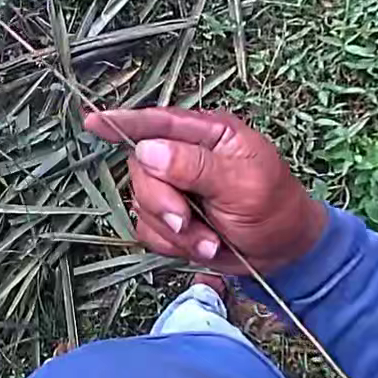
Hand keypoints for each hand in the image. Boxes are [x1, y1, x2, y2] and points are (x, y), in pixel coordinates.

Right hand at [84, 107, 324, 274]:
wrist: (283, 254)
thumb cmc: (275, 209)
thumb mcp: (243, 183)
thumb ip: (195, 165)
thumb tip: (147, 149)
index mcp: (207, 134)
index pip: (158, 122)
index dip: (123, 122)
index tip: (93, 123)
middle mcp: (183, 156)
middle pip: (141, 169)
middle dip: (162, 202)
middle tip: (189, 222)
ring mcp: (174, 188)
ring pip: (141, 204)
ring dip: (174, 230)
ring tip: (210, 239)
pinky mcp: (168, 219)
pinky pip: (146, 230)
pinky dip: (171, 245)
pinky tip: (201, 246)